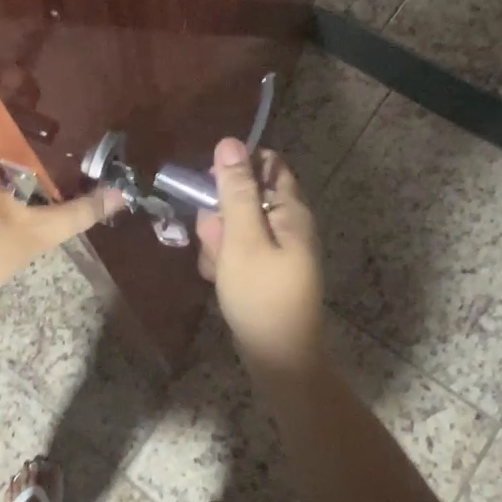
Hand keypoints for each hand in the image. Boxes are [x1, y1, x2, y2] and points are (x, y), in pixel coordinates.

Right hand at [195, 137, 324, 367]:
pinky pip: (238, 252)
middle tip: (214, 240)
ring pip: (235, 227)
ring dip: (217, 242)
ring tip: (216, 269)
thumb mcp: (242, 239)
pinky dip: (224, 262)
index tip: (211, 190)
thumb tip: (230, 143)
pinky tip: (217, 280)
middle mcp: (288, 224)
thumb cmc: (261, 295)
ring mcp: (278, 250)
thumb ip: (236, 191)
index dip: (234, 171)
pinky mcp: (265, 271)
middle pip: (245, 197)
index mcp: (290, 210)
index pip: (265, 165)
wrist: (279, 358)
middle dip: (220, 215)